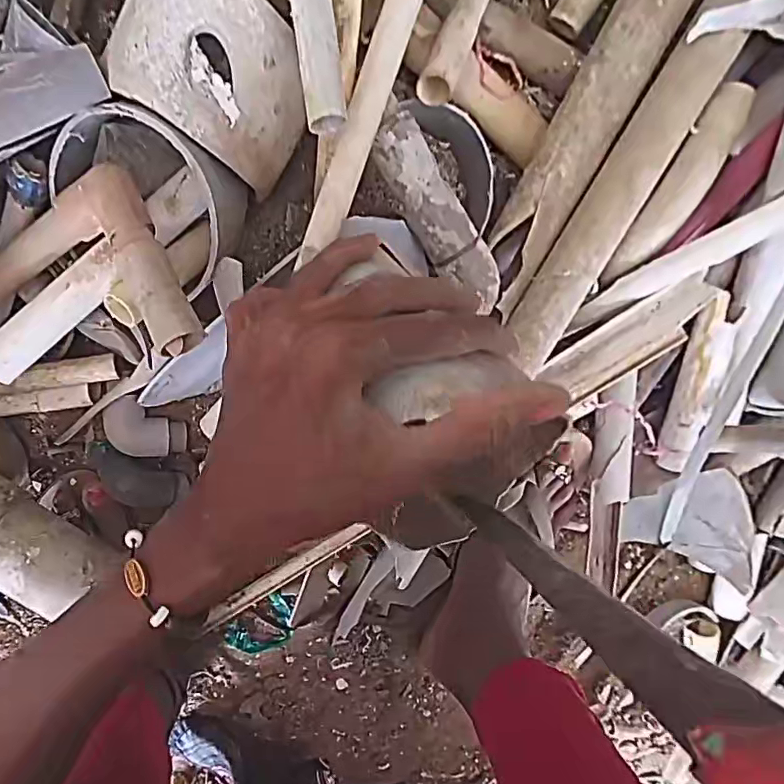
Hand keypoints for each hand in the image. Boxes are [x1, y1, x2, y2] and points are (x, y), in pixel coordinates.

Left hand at [141, 237, 568, 611]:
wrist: (238, 511)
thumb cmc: (314, 497)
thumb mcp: (404, 468)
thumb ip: (476, 429)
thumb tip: (545, 400)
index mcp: (338, 353)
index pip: (426, 329)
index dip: (473, 332)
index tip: (499, 339)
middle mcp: (298, 326)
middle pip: (383, 291)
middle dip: (435, 297)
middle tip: (469, 307)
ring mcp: (265, 328)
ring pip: (329, 275)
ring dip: (374, 271)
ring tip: (409, 276)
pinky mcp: (243, 339)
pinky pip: (276, 292)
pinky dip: (304, 285)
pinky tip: (324, 290)